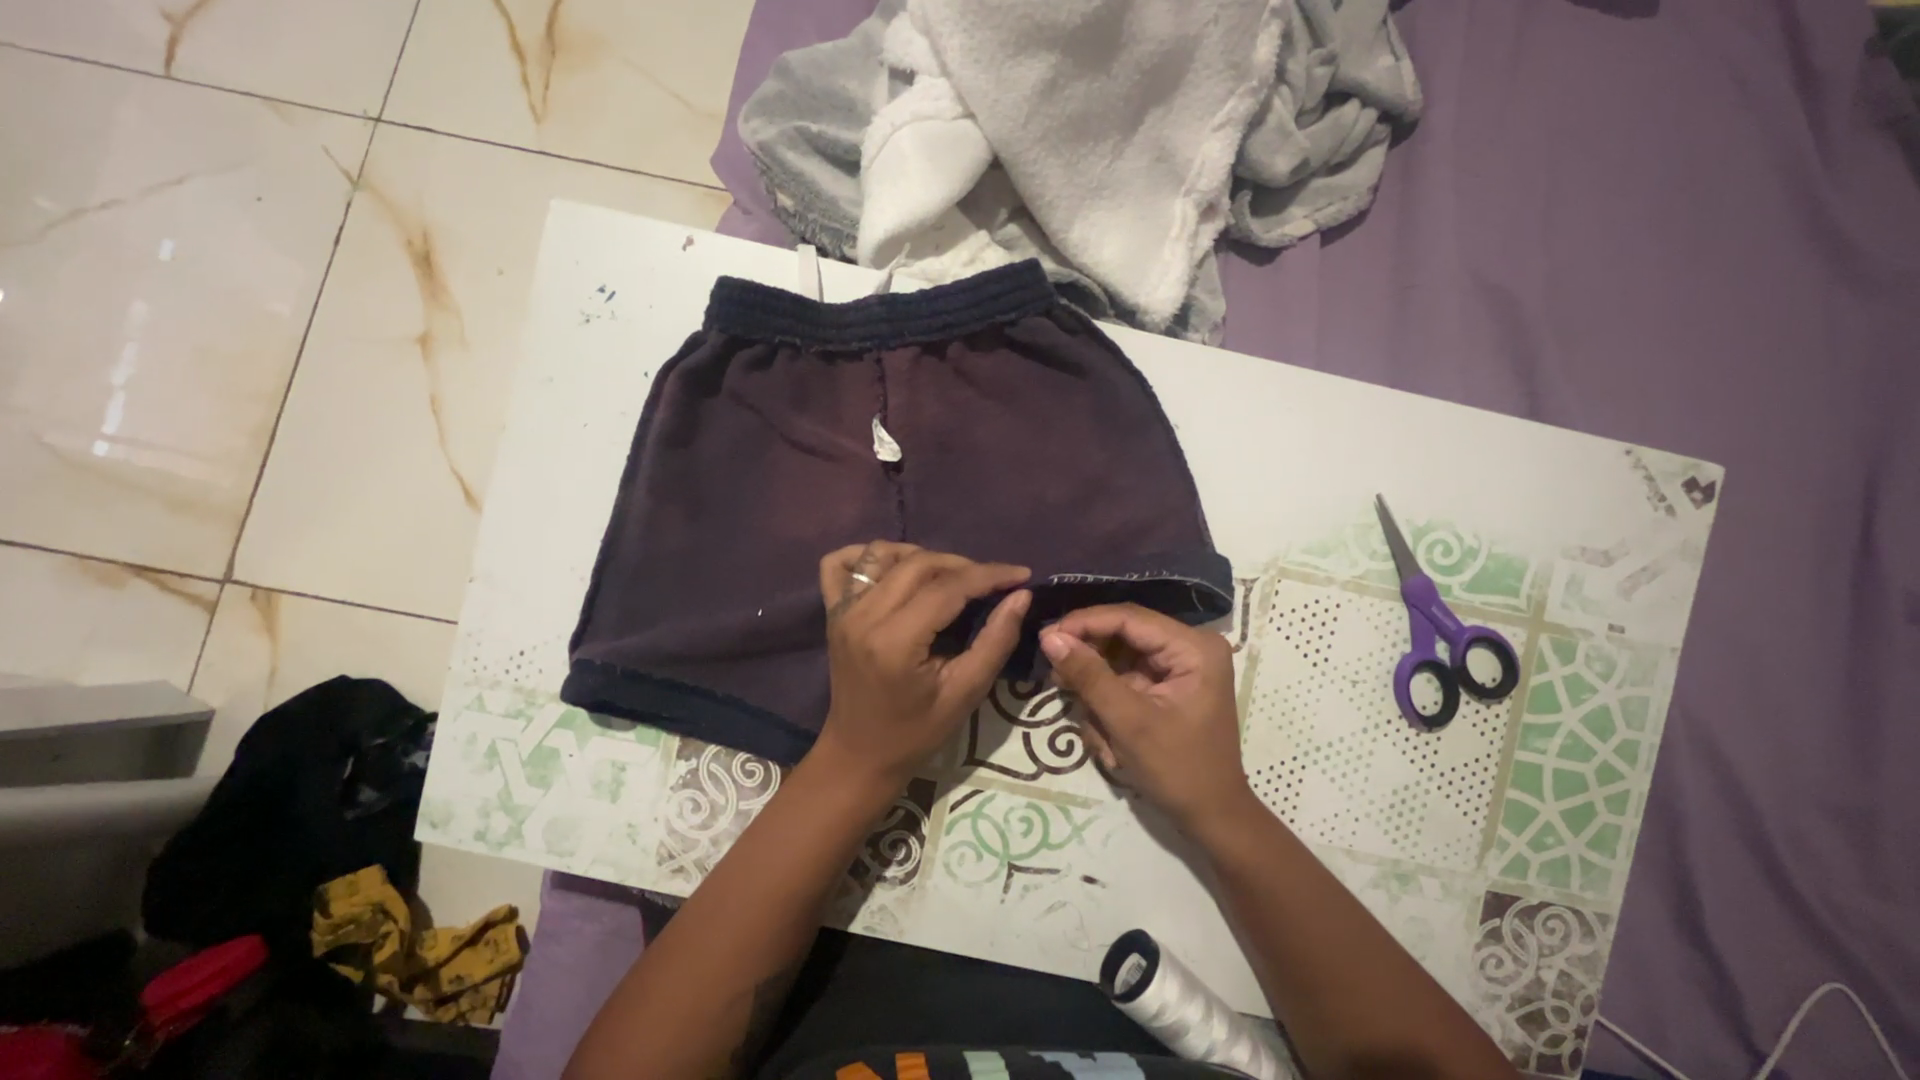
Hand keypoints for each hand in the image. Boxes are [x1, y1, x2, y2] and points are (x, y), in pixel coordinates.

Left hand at [813, 542, 1030, 789]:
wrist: (860, 754)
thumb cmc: (915, 732)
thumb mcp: (965, 693)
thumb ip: (995, 641)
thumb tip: (1021, 595)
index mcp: (895, 641)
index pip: (947, 587)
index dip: (989, 575)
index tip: (1021, 575)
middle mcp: (863, 616)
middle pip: (918, 563)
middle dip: (962, 565)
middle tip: (991, 583)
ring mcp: (841, 611)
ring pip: (881, 554)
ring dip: (920, 556)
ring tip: (949, 577)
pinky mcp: (831, 612)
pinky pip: (838, 564)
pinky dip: (866, 556)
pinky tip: (894, 569)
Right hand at [1040, 604, 1251, 830]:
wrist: (1211, 816)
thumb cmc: (1178, 769)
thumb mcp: (1128, 722)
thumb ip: (1090, 676)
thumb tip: (1049, 638)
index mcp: (1193, 647)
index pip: (1129, 618)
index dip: (1084, 623)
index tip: (1045, 638)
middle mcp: (1189, 648)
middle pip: (1122, 636)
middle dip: (1090, 663)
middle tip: (1057, 681)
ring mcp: (1178, 668)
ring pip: (1118, 661)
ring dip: (1097, 693)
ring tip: (1094, 729)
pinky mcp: (1165, 688)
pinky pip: (1125, 682)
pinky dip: (1108, 706)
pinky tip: (1107, 739)